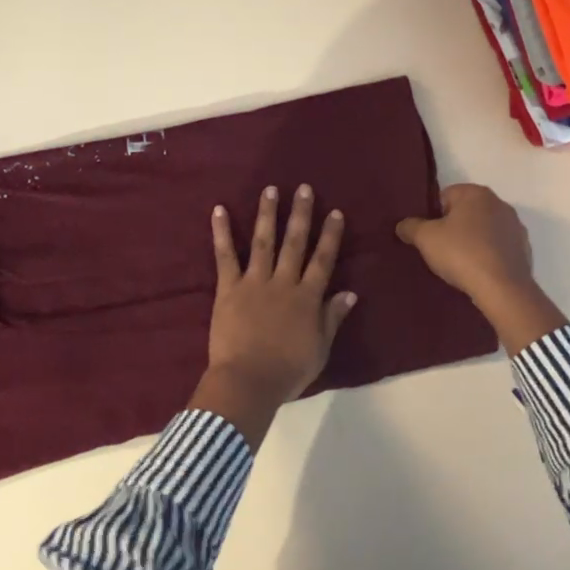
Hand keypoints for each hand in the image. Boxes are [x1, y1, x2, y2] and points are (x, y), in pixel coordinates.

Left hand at [191, 184, 355, 448]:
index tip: (335, 212)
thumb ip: (332, 318)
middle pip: (295, 243)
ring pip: (263, 241)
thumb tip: (350, 293)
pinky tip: (219, 210)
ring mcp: (255, 282)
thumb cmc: (287, 372)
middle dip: (301, 214)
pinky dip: (221, 232)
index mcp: (308, 299)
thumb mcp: (320, 349)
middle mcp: (283, 283)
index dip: (330, 236)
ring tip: (270, 189)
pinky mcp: (228, 288)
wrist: (248, 381)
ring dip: (267, 214)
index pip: (323, 260)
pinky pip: (225, 256)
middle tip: (304, 188)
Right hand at [396, 184, 566, 355]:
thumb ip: (410, 227)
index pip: (445, 196)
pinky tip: (478, 272)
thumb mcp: (425, 238)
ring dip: (472, 241)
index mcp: (476, 193)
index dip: (433, 216)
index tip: (429, 236)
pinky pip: (497, 248)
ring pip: (483, 230)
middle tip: (440, 249)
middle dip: (453, 227)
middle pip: (466, 212)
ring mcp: (515, 227)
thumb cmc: (461, 253)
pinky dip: (488, 255)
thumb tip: (403, 225)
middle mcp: (499, 203)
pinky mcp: (524, 249)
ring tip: (460, 263)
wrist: (503, 289)